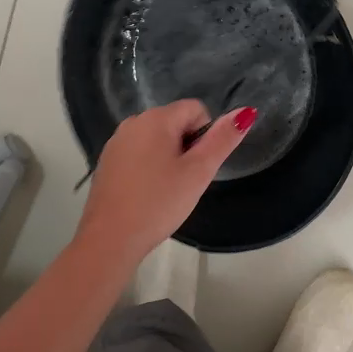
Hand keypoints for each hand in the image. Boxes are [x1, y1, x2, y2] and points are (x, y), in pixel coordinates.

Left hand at [74, 100, 256, 268]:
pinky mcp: (106, 162)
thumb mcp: (198, 172)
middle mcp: (133, 122)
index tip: (197, 167)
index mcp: (156, 118)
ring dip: (168, 158)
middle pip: (175, 123)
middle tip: (184, 181)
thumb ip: (223, 139)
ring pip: (157, 139)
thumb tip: (246, 111)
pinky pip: (138, 153)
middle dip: (186, 147)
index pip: (196, 109)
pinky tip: (146, 194)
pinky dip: (148, 167)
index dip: (204, 136)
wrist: (109, 241)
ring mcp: (116, 142)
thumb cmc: (158, 203)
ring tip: (166, 190)